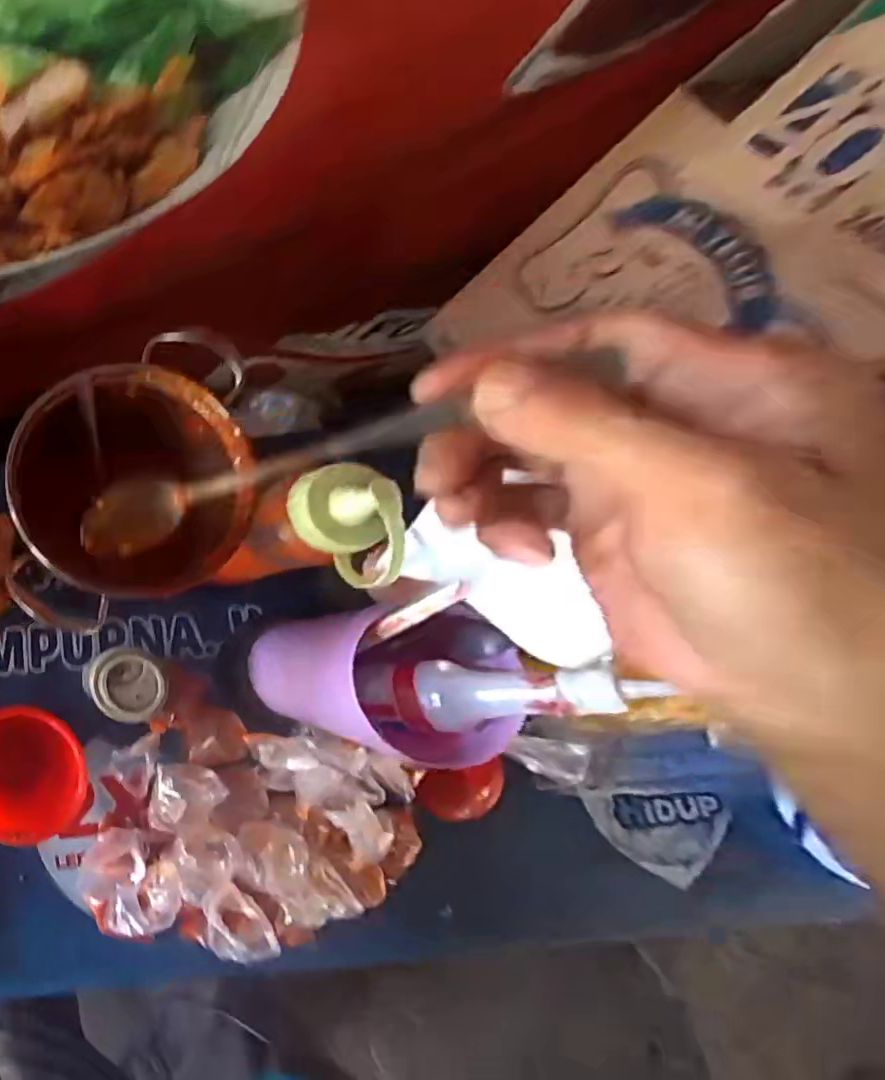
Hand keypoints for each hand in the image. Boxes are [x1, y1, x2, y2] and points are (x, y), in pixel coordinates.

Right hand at [413, 312, 884, 742]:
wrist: (823, 696)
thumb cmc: (794, 580)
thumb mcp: (692, 489)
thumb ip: (582, 427)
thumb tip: (484, 382)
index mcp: (728, 387)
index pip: (601, 341)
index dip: (511, 355)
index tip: (431, 391)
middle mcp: (675, 423)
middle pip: (542, 402)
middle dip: (477, 438)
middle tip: (436, 480)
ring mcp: (635, 478)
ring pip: (522, 455)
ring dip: (475, 482)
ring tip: (458, 518)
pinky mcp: (604, 528)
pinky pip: (527, 504)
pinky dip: (504, 523)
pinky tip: (518, 555)